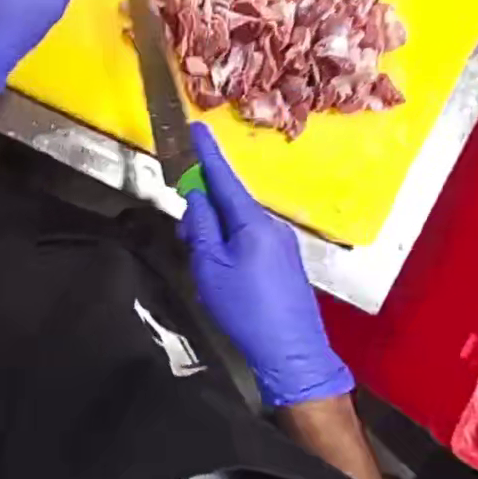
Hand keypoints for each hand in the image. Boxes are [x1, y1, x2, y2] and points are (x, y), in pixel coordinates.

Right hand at [179, 123, 353, 406]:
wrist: (291, 350)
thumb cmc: (244, 308)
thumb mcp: (210, 266)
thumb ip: (200, 227)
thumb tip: (196, 196)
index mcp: (252, 222)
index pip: (224, 179)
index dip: (207, 154)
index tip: (197, 128)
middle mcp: (271, 225)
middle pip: (228, 203)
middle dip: (202, 210)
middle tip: (186, 238)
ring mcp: (281, 243)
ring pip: (236, 223)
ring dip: (213, 233)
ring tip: (203, 264)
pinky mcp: (283, 260)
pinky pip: (248, 239)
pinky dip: (228, 244)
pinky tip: (221, 271)